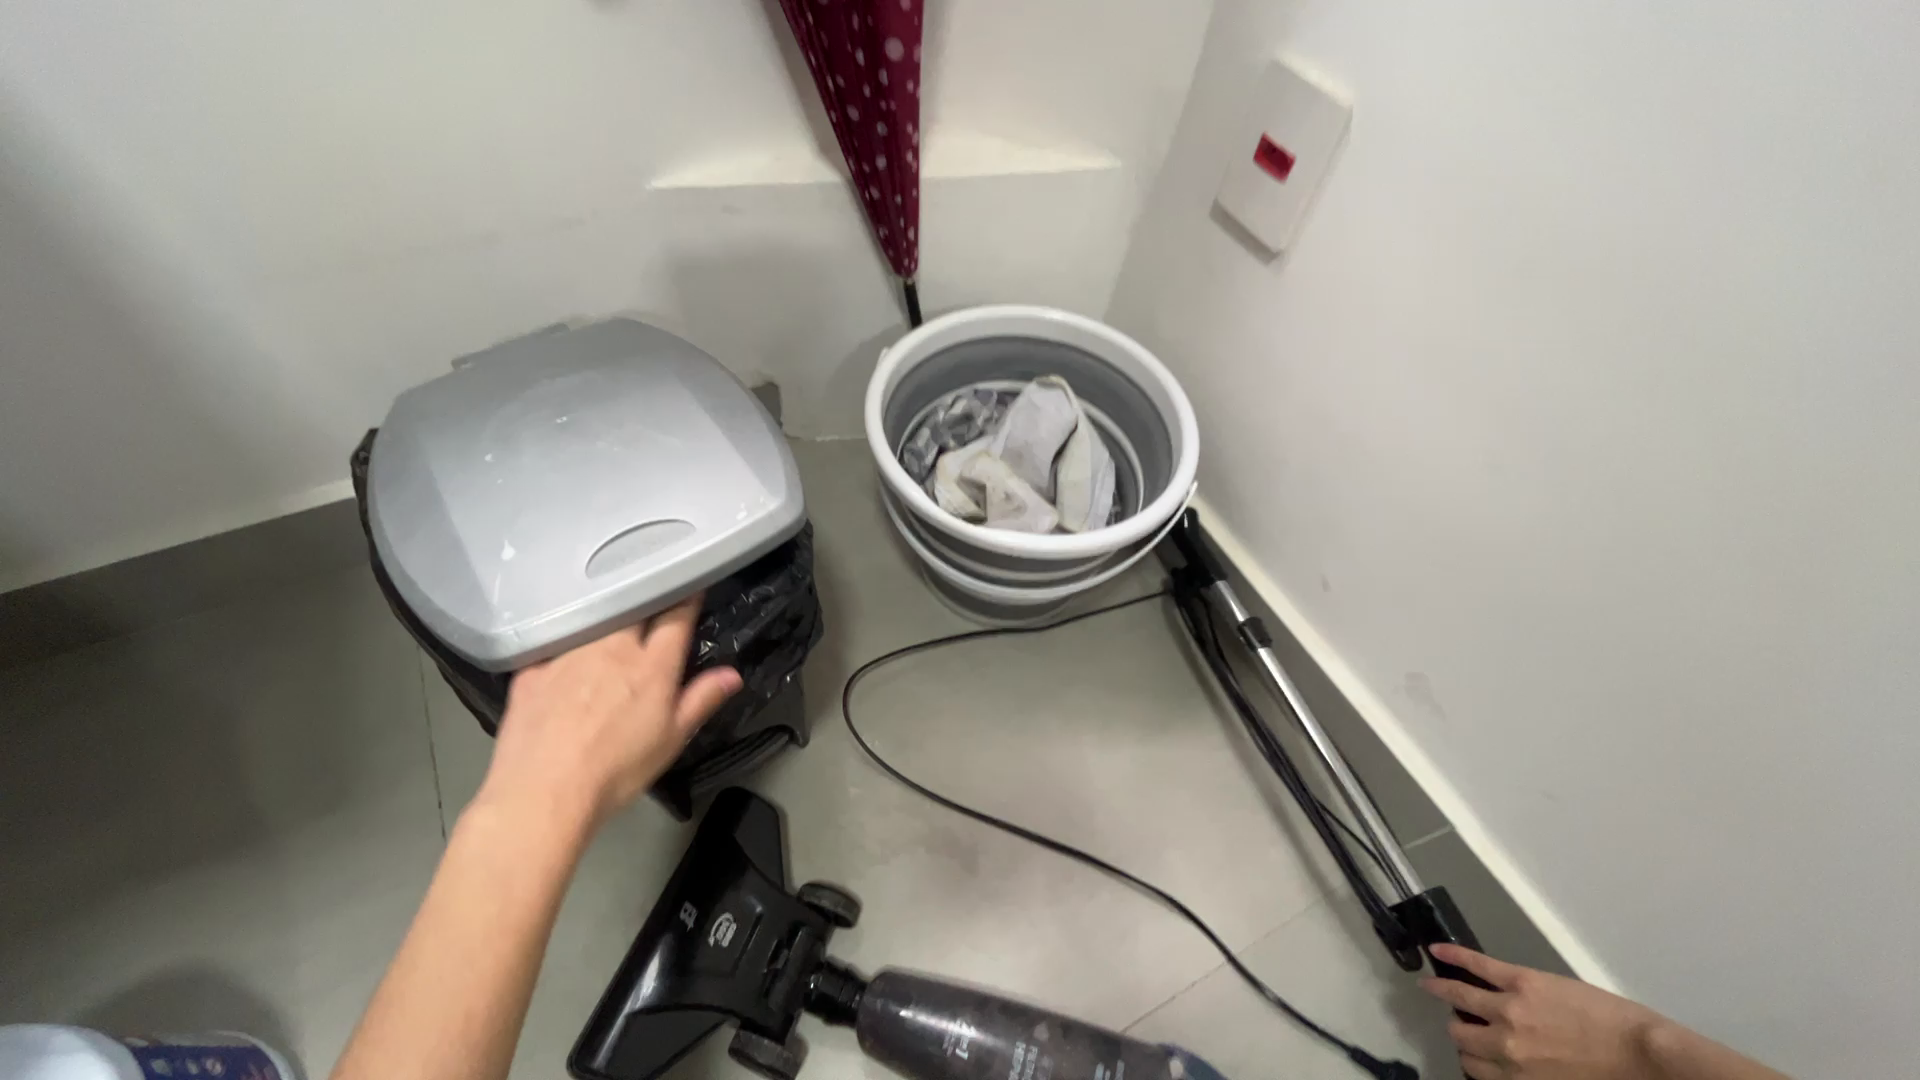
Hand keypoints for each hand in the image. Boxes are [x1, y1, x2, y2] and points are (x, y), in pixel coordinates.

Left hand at [476, 595, 741, 831]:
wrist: (542, 793)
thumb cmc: (616, 770)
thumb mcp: (671, 739)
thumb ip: (702, 699)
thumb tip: (732, 674)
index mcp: (651, 666)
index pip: (676, 617)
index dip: (687, 598)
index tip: (692, 587)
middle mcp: (612, 649)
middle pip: (634, 607)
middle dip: (647, 598)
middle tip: (652, 598)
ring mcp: (569, 655)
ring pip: (595, 619)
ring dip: (608, 614)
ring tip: (611, 615)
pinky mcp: (533, 669)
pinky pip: (554, 641)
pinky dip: (565, 640)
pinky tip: (564, 646)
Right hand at [1421, 945, 1663, 1079]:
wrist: (1652, 1061)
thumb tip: (1513, 1071)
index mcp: (1519, 1079)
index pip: (1474, 1068)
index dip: (1473, 1059)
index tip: (1477, 1053)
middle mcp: (1506, 1047)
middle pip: (1462, 1037)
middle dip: (1461, 1031)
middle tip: (1465, 1024)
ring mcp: (1510, 1009)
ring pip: (1460, 998)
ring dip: (1444, 991)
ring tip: (1435, 986)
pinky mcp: (1521, 981)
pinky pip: (1478, 965)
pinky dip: (1455, 956)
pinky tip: (1437, 949)